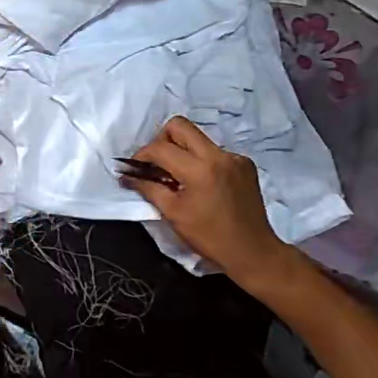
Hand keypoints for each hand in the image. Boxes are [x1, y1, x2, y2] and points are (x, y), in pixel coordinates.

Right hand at [121, 116, 293, 281]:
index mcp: (200, 169)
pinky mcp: (245, 164)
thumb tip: (126, 176)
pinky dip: (202, 163)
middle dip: (161, 140)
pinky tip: (203, 184)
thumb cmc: (208, 237)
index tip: (134, 168)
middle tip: (157, 163)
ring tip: (178, 178)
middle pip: (180, 126)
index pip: (161, 148)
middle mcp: (219, 155)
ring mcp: (235, 157)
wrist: (252, 251)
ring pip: (198, 138)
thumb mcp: (173, 213)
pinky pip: (215, 152)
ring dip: (182, 152)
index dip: (141, 156)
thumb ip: (148, 188)